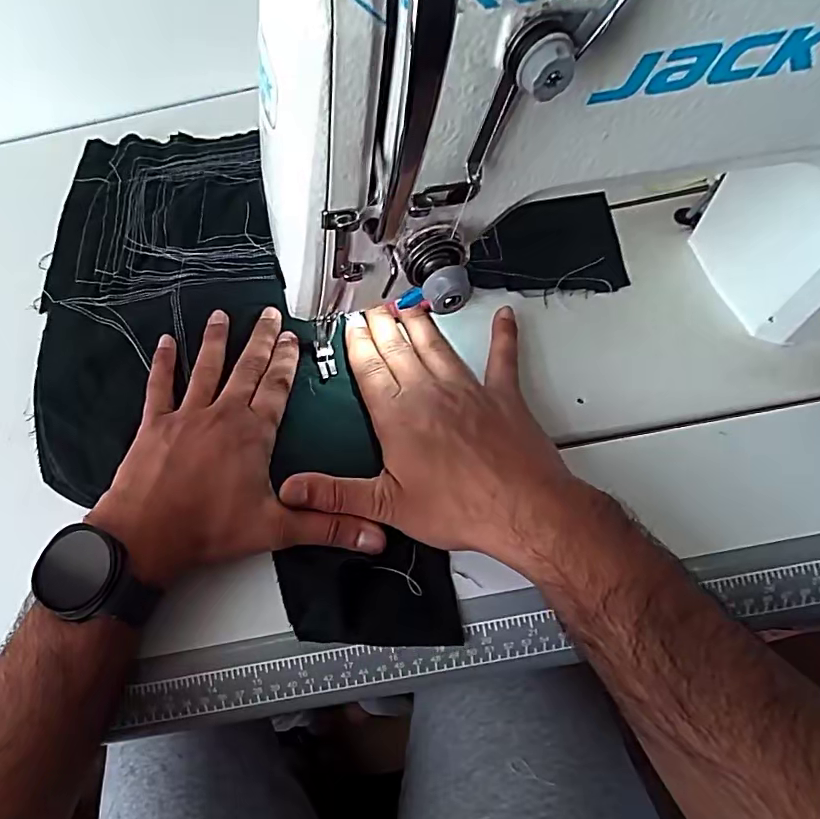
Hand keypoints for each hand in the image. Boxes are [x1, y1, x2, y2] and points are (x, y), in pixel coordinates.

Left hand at [86, 308, 386, 585]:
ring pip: (206, 369)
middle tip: (268, 316)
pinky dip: (163, 363)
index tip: (292, 341)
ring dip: (216, 341)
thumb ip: (325, 526)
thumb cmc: (206, 530)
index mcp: (253, 435)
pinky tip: (166, 343)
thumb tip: (371, 535)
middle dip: (261, 341)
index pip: (277, 389)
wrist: (148, 534)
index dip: (287, 363)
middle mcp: (221, 416)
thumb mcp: (274, 530)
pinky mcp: (154, 425)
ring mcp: (185, 417)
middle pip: (246, 370)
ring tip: (222, 317)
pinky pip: (160, 385)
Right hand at [278, 304, 601, 575]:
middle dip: (383, 326)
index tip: (350, 326)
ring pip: (438, 347)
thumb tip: (294, 490)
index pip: (370, 369)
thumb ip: (334, 494)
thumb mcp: (384, 506)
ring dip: (421, 325)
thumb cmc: (462, 508)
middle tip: (372, 309)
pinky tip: (502, 320)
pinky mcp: (503, 399)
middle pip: (400, 350)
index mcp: (399, 417)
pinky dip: (502, 336)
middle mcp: (432, 396)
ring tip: (408, 306)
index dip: (357, 345)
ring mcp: (469, 392)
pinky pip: (502, 358)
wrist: (525, 512)